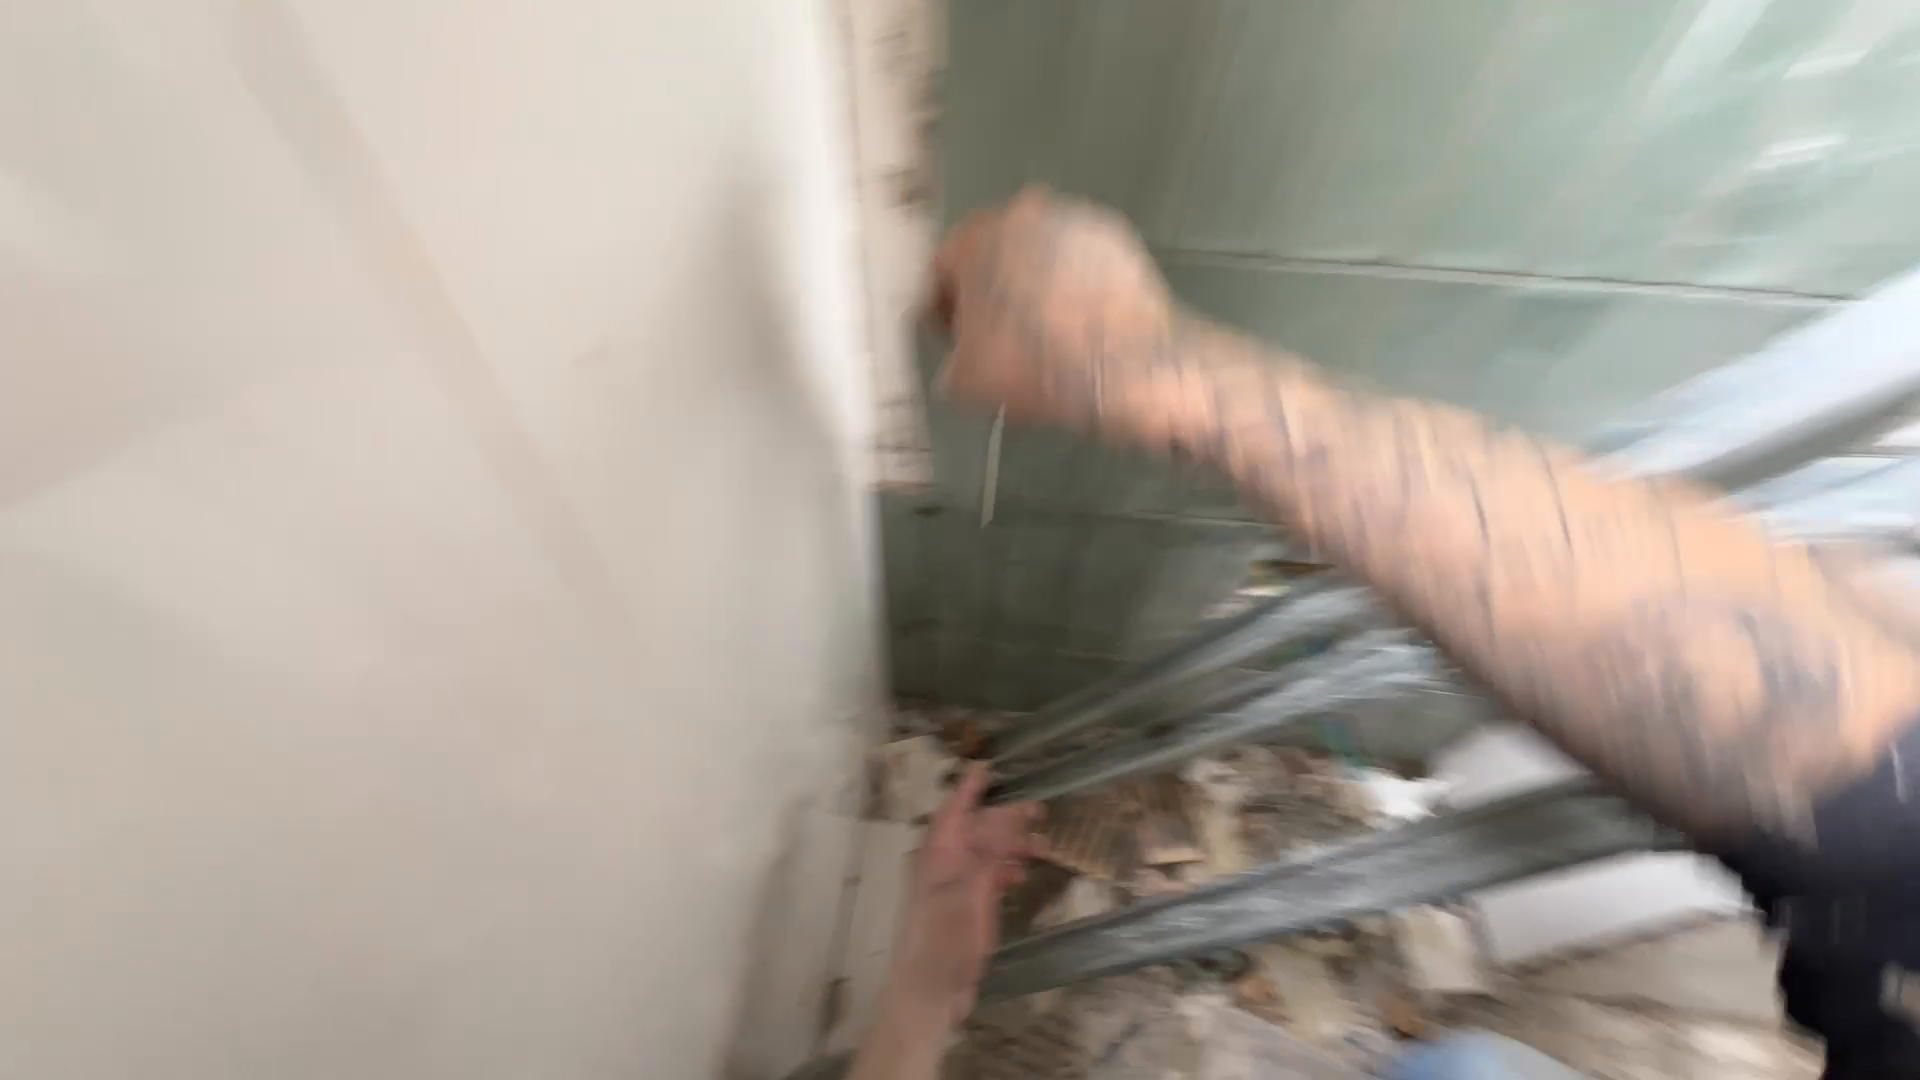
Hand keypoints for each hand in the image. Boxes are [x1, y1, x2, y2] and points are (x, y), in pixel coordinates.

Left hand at [882, 763, 1040, 1032]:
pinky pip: (988, 876)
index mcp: (937, 852)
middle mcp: (944, 862)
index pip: (954, 808)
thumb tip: (1005, 824)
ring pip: (986, 852)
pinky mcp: (965, 905)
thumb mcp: (969, 894)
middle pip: (976, 829)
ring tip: (1043, 846)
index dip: (970, 786)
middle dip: (1006, 817)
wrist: (930, 993)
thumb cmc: (944, 941)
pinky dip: (1006, 871)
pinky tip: (1023, 874)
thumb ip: (987, 858)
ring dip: (1012, 846)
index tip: (988, 765)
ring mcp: (955, 884)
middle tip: (1039, 809)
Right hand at [929, 187, 1173, 429]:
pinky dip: (1073, 289)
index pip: (942, 272)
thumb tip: (960, 367)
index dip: (944, 311)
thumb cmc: (1035, 365)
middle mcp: (1023, 213)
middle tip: (998, 338)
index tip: (955, 339)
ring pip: (1038, 257)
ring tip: (1042, 336)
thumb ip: (950, 363)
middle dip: (991, 294)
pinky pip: (1079, 264)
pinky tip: (1076, 328)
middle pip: (993, 256)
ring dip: (1033, 289)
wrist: (1124, 365)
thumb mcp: (966, 382)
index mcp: (974, 236)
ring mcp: (1075, 220)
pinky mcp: (1116, 238)